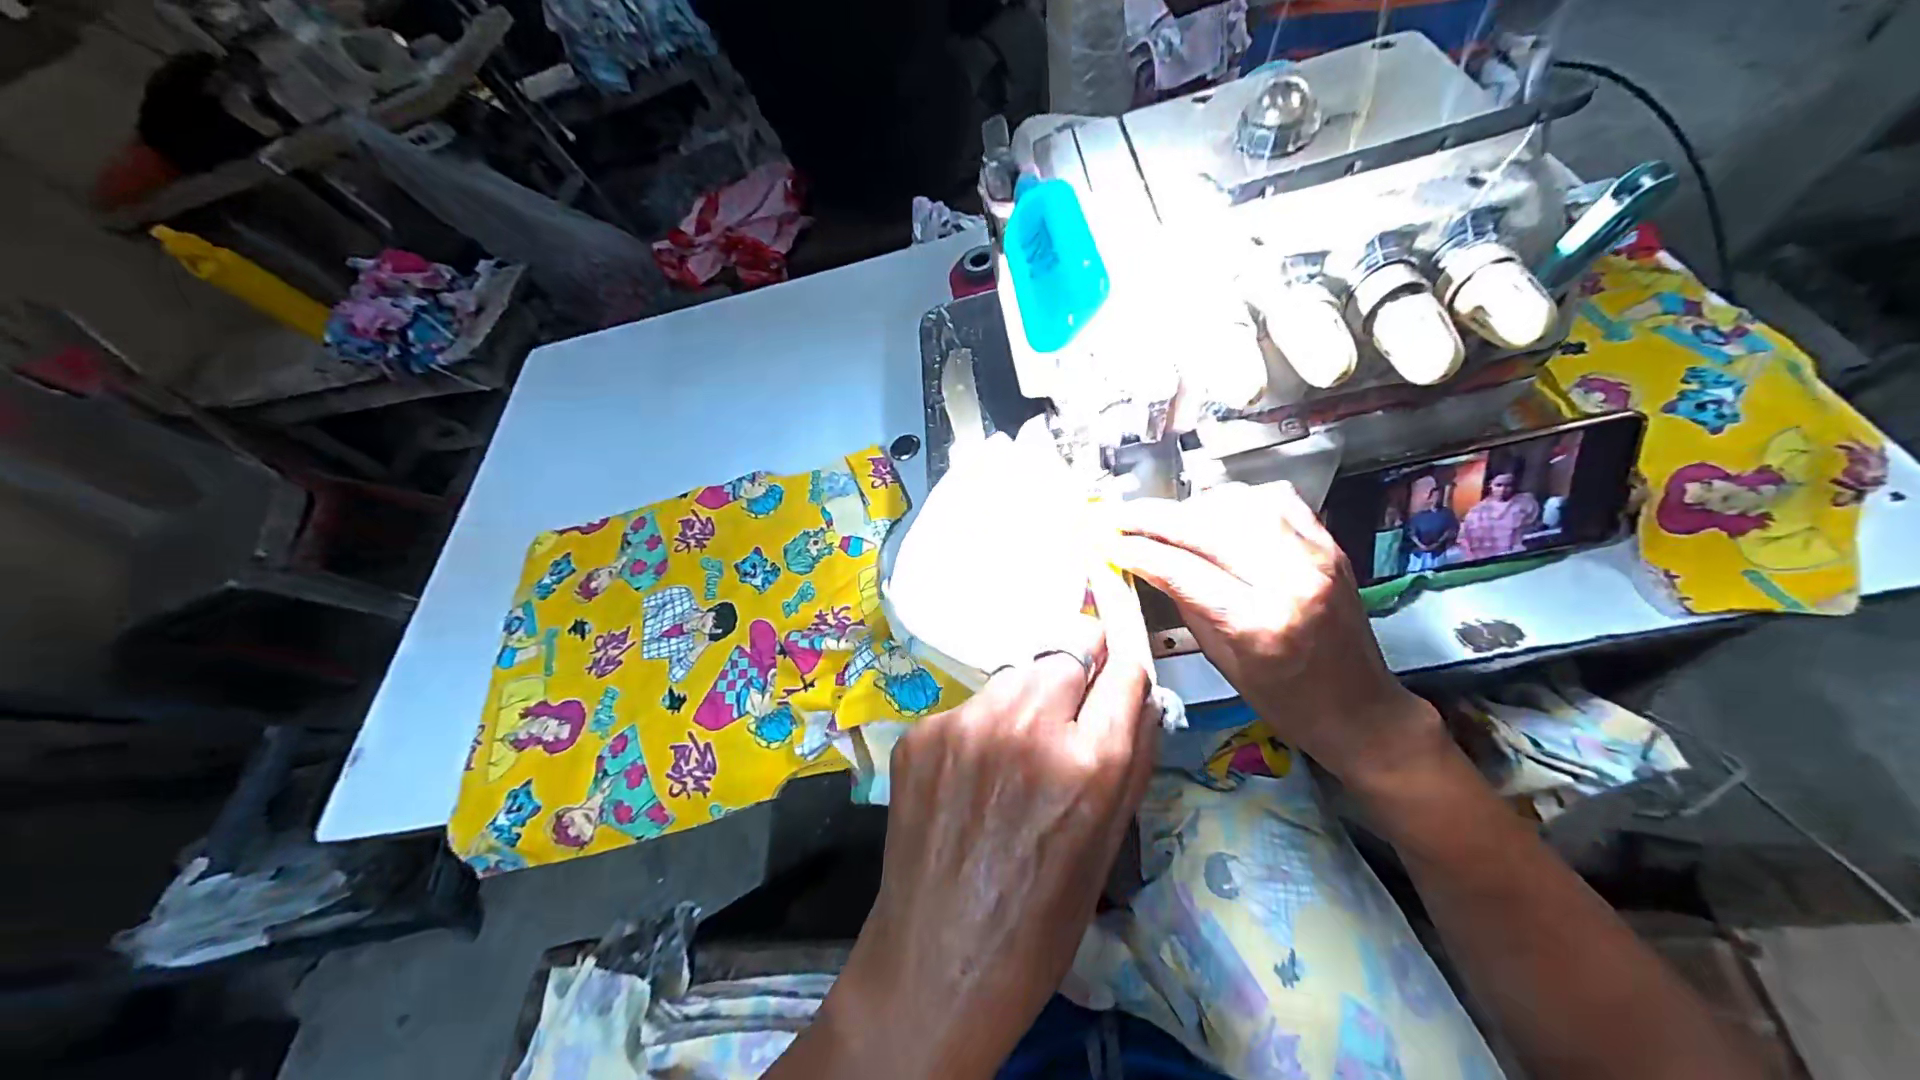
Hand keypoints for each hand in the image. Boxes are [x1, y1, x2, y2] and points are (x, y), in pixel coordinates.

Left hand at [773, 618, 1153, 1079]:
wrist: (938, 961)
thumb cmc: (1042, 919)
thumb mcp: (1110, 842)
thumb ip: (1133, 757)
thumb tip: (1141, 696)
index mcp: (1089, 760)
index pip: (1122, 670)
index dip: (1122, 675)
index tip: (1115, 679)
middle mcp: (1026, 725)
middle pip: (1064, 653)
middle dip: (1074, 677)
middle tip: (1064, 717)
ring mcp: (965, 724)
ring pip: (1013, 673)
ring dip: (1024, 698)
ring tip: (1014, 749)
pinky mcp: (921, 732)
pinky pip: (967, 707)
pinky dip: (978, 727)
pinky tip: (971, 776)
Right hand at [1109, 482, 1444, 787]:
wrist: (1361, 708)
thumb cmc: (1287, 700)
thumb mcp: (1221, 660)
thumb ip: (1185, 603)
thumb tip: (1148, 564)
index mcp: (1258, 623)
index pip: (1182, 569)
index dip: (1138, 551)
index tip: (1111, 543)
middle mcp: (1290, 581)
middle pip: (1206, 528)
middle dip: (1156, 518)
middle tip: (1124, 517)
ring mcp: (1314, 556)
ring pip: (1240, 502)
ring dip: (1194, 505)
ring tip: (1170, 518)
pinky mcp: (1328, 545)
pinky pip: (1276, 500)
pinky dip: (1240, 499)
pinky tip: (1219, 512)